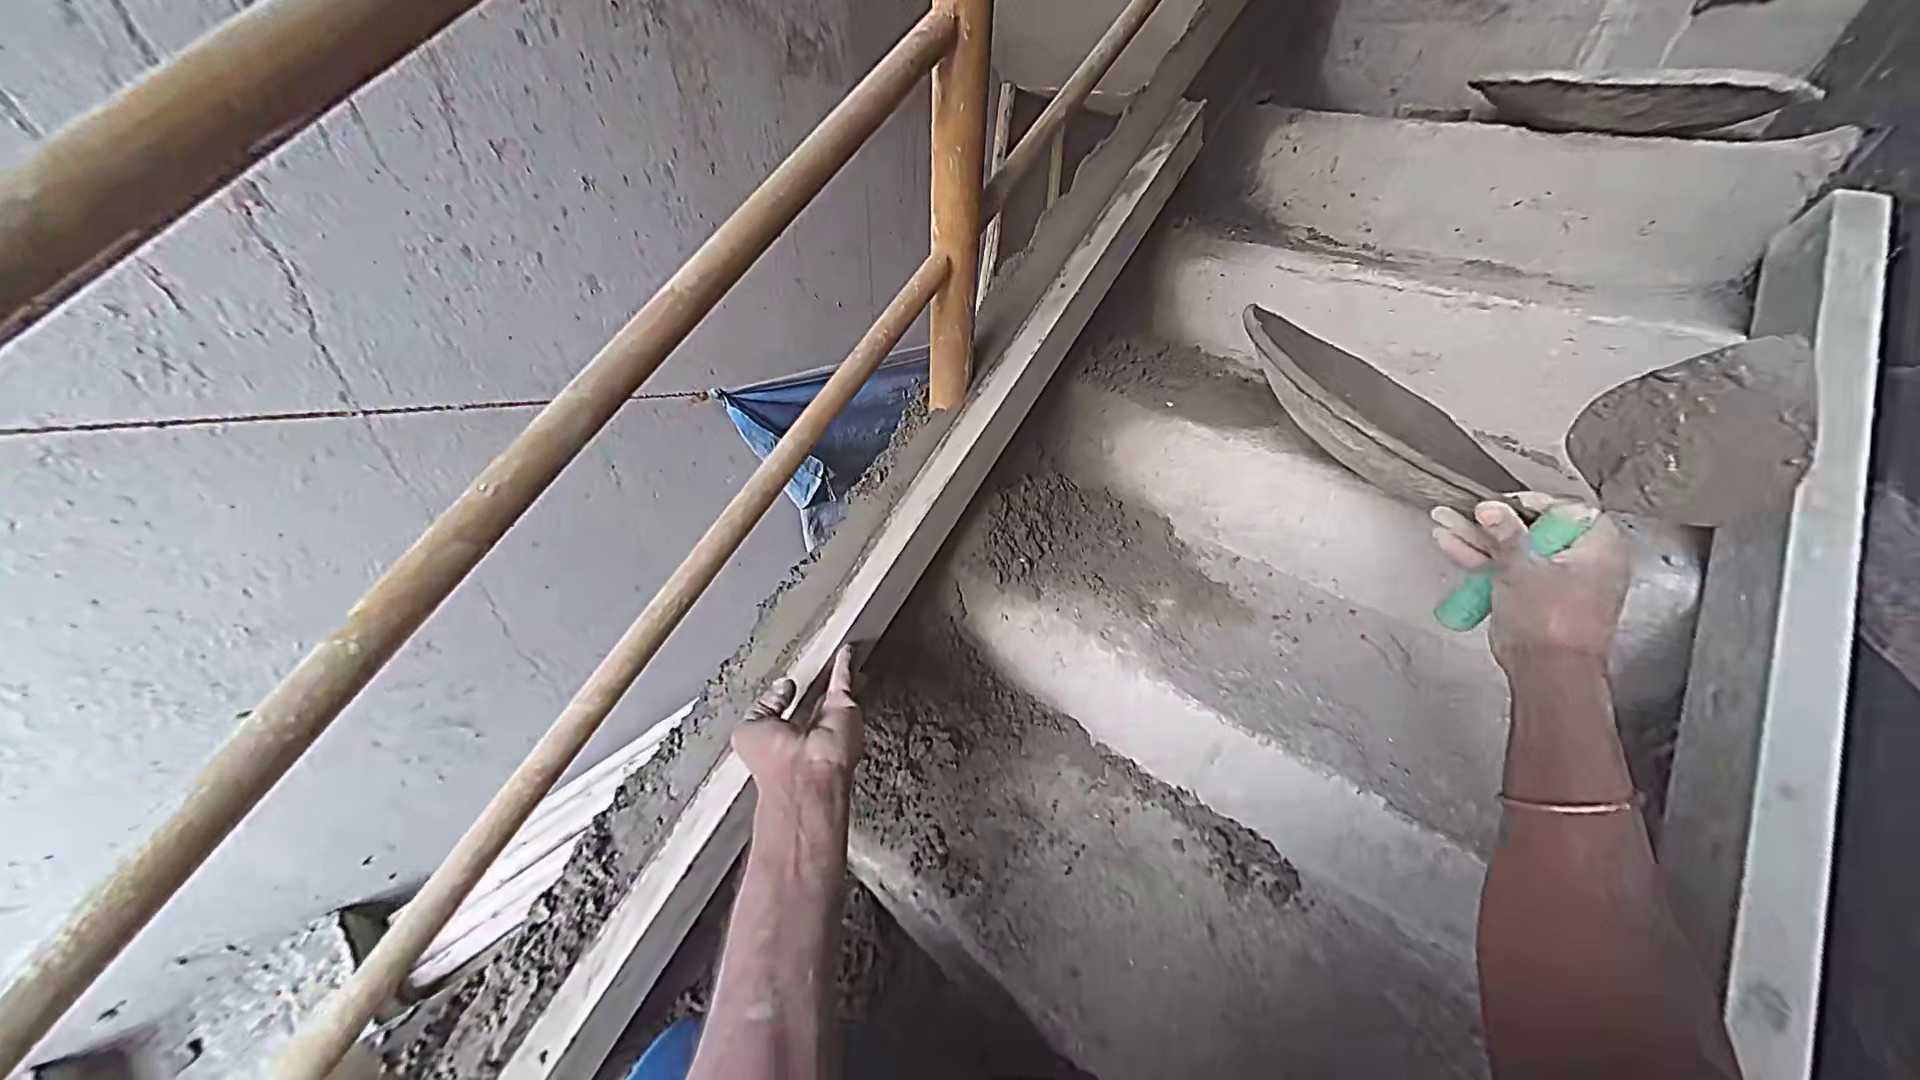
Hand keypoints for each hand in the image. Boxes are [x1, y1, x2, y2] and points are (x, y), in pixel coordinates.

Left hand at [733, 645, 864, 807]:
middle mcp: (806, 729)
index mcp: (780, 738)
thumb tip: (784, 687)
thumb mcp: (748, 731)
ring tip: (834, 654)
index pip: (782, 713)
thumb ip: (763, 705)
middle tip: (816, 664)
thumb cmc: (772, 762)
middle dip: (813, 685)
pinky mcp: (845, 708)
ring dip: (832, 672)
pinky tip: (847, 650)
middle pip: (809, 700)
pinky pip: (844, 679)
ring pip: (830, 688)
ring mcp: (828, 718)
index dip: (782, 695)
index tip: (787, 683)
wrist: (805, 775)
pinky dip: (846, 664)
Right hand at [1430, 493, 1628, 670]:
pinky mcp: (1528, 593)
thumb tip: (1491, 509)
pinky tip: (1450, 544)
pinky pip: (1502, 568)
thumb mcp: (1524, 568)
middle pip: (1531, 529)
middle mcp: (1579, 560)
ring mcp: (1551, 578)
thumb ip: (1507, 534)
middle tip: (1462, 509)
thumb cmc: (1552, 620)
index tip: (1499, 502)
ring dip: (1475, 536)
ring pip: (1510, 548)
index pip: (1567, 511)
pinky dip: (1477, 557)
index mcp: (1597, 549)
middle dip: (1490, 520)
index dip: (1531, 503)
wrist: (1546, 667)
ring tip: (1443, 520)